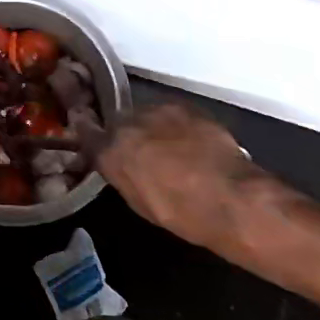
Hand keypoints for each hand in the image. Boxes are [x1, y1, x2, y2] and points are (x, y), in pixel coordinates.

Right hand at [96, 104, 269, 250]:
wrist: (230, 197)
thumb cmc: (181, 213)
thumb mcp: (139, 200)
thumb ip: (123, 174)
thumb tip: (122, 165)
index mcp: (112, 151)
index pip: (89, 134)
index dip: (90, 134)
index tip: (91, 135)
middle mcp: (129, 123)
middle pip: (121, 121)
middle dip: (128, 132)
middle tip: (141, 151)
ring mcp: (160, 111)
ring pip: (149, 114)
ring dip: (154, 127)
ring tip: (171, 148)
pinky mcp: (189, 107)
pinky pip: (175, 115)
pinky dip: (179, 127)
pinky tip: (193, 145)